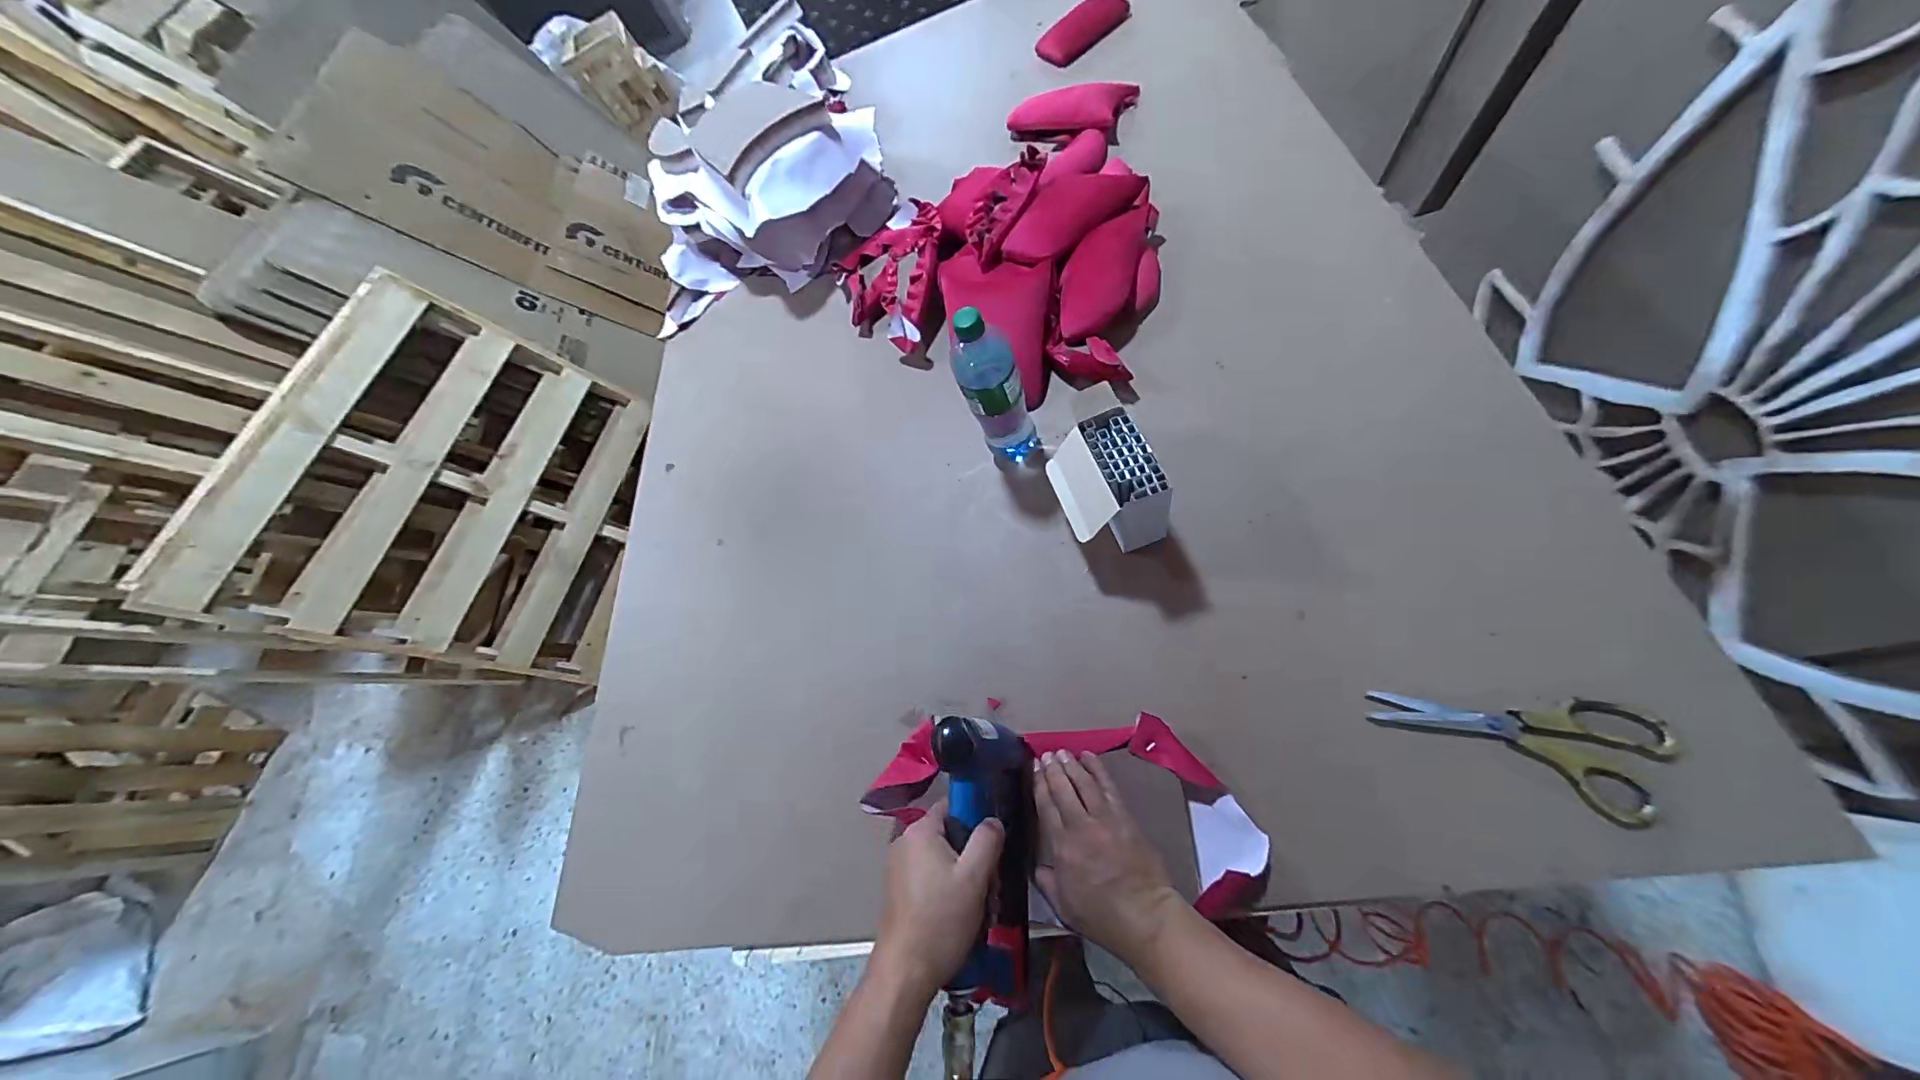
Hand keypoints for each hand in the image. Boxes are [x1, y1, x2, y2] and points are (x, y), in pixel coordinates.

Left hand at [870, 798, 1003, 998]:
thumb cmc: (941, 919)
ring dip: (966, 877)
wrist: (905, 972)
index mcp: (920, 831)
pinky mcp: (900, 891)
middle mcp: (905, 842)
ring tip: (981, 905)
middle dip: (974, 855)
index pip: (953, 805)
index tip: (995, 841)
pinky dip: (950, 889)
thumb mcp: (974, 876)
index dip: (977, 818)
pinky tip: (963, 915)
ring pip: (944, 859)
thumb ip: (987, 840)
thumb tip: (992, 820)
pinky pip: (932, 877)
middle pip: (950, 834)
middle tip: (991, 883)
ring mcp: (900, 868)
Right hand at [1034, 750, 1182, 963]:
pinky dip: (1098, 769)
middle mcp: (1080, 826)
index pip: (1046, 806)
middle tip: (1046, 754)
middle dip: (1052, 769)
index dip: (1039, 784)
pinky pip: (1108, 786)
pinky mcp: (1125, 817)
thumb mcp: (1063, 906)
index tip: (1034, 768)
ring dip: (1072, 765)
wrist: (1146, 916)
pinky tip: (1089, 757)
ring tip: (1062, 752)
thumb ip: (1047, 881)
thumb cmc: (1101, 916)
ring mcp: (1105, 819)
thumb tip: (1038, 865)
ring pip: (1084, 783)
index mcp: (1061, 847)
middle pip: (1063, 789)